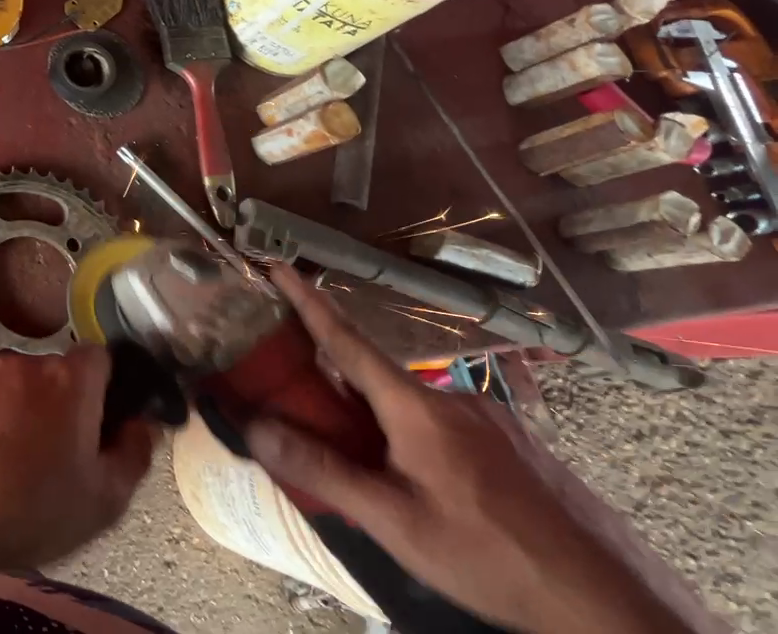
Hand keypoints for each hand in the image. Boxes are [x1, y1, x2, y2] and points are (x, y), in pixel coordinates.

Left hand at [0, 347, 154, 576]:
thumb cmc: (32, 509)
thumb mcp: (104, 499)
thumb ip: (134, 452)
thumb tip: (142, 424)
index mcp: (69, 382)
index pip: (98, 357)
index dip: (104, 383)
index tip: (101, 414)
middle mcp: (23, 363)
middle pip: (52, 373)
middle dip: (59, 402)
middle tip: (56, 449)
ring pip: (12, 383)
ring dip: (18, 407)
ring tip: (10, 456)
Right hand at [245, 262, 724, 633]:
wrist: (609, 602)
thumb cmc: (491, 556)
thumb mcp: (394, 521)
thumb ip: (321, 470)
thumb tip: (255, 426)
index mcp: (417, 407)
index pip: (347, 340)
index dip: (307, 301)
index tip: (278, 264)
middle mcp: (451, 399)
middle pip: (371, 376)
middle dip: (328, 382)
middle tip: (293, 400)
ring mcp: (487, 419)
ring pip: (405, 406)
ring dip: (369, 419)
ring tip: (354, 461)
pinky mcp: (511, 444)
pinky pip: (436, 424)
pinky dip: (404, 436)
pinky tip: (409, 478)